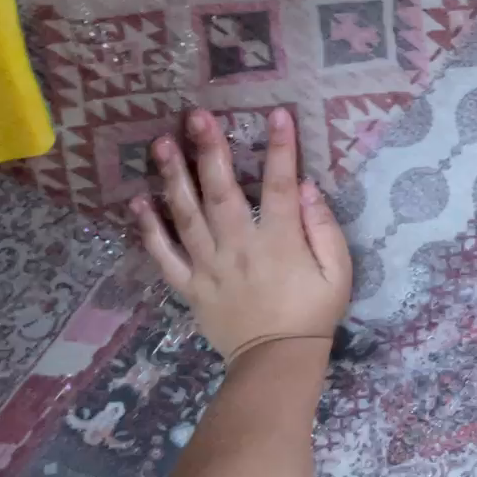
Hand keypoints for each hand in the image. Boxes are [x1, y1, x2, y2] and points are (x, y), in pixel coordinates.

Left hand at [130, 107, 351, 364]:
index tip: (276, 114)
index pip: (279, 185)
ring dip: (174, 178)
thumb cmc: (313, 309)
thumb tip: (306, 188)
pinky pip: (164, 256)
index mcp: (279, 241)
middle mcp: (239, 247)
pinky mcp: (190, 286)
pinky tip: (138, 201)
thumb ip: (323, 227)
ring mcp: (209, 267)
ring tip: (161, 144)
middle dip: (210, 151)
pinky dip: (149, 229)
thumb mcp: (338, 270)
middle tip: (197, 117)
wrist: (276, 362)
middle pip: (221, 193)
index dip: (279, 148)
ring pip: (186, 216)